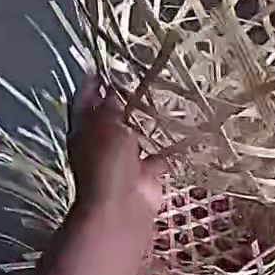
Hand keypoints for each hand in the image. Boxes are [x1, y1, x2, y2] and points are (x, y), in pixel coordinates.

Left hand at [67, 80, 165, 232]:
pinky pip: (161, 157)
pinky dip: (174, 150)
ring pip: (137, 137)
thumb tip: (111, 88)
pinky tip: (189, 136)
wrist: (122, 207)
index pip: (85, 101)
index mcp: (84, 131)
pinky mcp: (145, 174)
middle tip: (143, 80)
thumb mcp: (107, 126)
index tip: (103, 66)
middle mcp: (102, 144)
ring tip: (168, 102)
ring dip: (150, 124)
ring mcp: (124, 161)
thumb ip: (111, 107)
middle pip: (112, 118)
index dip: (92, 84)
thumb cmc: (107, 163)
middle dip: (125, 102)